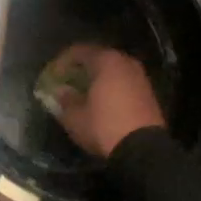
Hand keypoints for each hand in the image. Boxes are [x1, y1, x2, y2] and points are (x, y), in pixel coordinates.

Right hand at [49, 44, 165, 158]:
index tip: (52, 76)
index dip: (62, 62)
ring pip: (113, 70)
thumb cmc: (104, 126)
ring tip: (84, 93)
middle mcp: (125, 61)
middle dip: (81, 68)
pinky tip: (102, 101)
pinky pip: (124, 82)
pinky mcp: (148, 92)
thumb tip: (61, 91)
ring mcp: (140, 76)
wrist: (143, 149)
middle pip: (98, 58)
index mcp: (106, 61)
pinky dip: (111, 87)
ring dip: (97, 78)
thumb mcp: (75, 117)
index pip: (78, 51)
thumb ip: (65, 100)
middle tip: (67, 82)